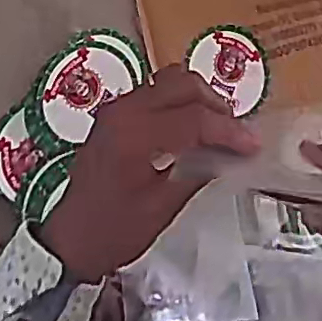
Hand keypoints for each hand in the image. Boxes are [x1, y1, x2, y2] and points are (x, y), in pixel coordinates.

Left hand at [39, 68, 259, 281]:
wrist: (68, 239)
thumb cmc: (112, 230)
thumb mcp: (162, 207)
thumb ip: (199, 171)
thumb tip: (234, 154)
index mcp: (133, 134)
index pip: (194, 119)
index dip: (229, 130)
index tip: (253, 145)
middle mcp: (124, 109)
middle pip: (184, 84)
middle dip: (216, 106)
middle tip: (236, 134)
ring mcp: (119, 106)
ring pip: (172, 80)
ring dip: (200, 98)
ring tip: (217, 128)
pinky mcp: (118, 111)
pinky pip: (159, 91)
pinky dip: (182, 102)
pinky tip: (194, 127)